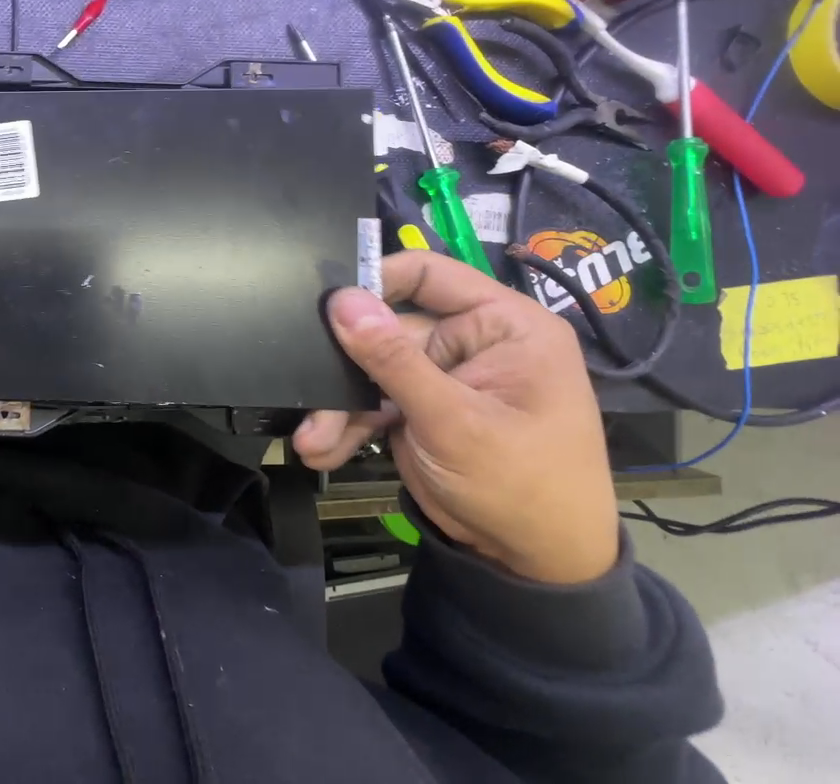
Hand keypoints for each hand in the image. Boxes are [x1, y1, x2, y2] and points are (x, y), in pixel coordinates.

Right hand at [292, 251, 619, 584]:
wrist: (533, 565)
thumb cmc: (522, 487)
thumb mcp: (453, 422)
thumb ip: (392, 359)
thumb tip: (341, 299)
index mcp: (504, 327)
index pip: (429, 274)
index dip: (375, 281)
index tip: (324, 306)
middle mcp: (471, 343)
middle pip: (385, 330)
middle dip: (344, 370)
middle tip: (307, 396)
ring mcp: (442, 378)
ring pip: (369, 370)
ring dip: (337, 406)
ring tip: (313, 441)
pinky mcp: (419, 409)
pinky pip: (370, 401)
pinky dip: (345, 425)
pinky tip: (323, 449)